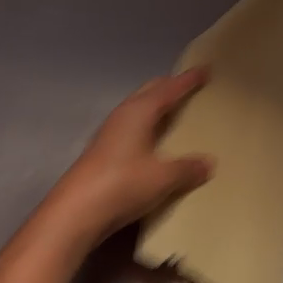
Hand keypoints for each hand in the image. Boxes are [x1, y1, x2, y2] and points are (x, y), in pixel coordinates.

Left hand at [44, 69, 215, 247]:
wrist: (74, 213)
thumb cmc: (122, 184)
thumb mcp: (163, 178)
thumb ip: (187, 168)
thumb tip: (208, 163)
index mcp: (140, 111)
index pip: (169, 88)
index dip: (188, 79)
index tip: (205, 69)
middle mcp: (123, 115)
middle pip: (150, 91)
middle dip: (170, 86)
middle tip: (190, 87)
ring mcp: (109, 133)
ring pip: (138, 108)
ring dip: (156, 106)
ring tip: (175, 111)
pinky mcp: (102, 151)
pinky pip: (132, 126)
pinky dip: (147, 125)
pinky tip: (153, 140)